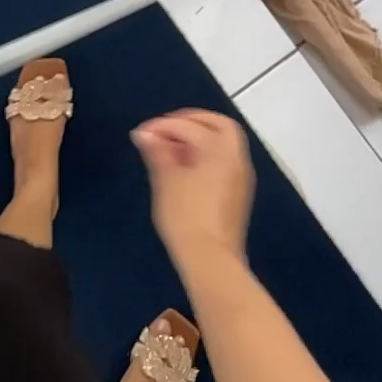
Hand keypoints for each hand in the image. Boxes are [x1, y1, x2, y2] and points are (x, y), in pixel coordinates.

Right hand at [132, 109, 254, 270]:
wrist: (211, 260)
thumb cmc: (186, 216)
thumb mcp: (166, 181)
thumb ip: (157, 152)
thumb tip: (144, 133)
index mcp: (221, 149)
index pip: (190, 126)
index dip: (163, 125)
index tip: (140, 134)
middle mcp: (237, 157)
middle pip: (218, 124)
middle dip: (191, 121)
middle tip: (164, 128)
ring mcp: (241, 176)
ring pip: (223, 142)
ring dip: (199, 137)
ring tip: (170, 148)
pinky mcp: (238, 192)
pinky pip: (223, 160)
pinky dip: (206, 153)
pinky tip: (184, 167)